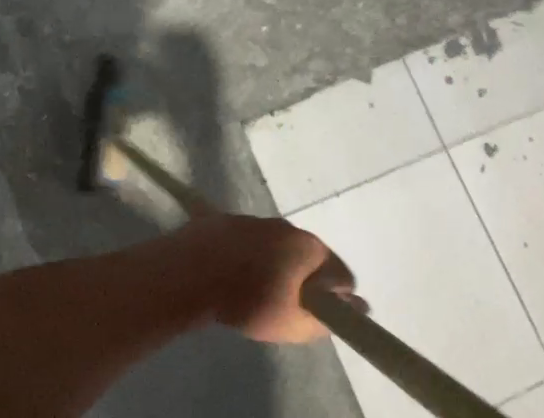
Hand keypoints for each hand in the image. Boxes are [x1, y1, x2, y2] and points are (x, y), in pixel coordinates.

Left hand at [185, 214, 363, 343]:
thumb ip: (333, 318)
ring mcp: (249, 218)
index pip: (340, 275)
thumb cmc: (247, 301)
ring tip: (251, 287)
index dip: (332, 298)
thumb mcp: (298, 325)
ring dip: (272, 264)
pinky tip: (230, 271)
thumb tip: (358, 306)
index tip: (311, 312)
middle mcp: (283, 225)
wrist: (186, 274)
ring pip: (275, 246)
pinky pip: (245, 240)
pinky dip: (244, 253)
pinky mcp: (220, 219)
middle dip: (302, 278)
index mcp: (308, 246)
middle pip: (307, 257)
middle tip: (282, 302)